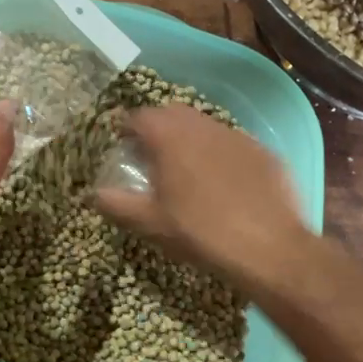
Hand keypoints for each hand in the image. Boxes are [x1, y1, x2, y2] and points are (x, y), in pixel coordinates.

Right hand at [93, 105, 322, 297]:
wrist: (269, 248)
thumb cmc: (200, 232)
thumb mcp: (151, 223)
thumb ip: (117, 204)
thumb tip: (94, 194)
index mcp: (169, 137)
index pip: (139, 117)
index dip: (127, 129)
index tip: (122, 145)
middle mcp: (202, 126)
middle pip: (173, 113)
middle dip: (159, 128)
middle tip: (152, 155)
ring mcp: (237, 136)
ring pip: (205, 126)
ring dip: (191, 139)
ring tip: (187, 170)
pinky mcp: (263, 151)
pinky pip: (234, 144)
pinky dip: (221, 155)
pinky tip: (225, 183)